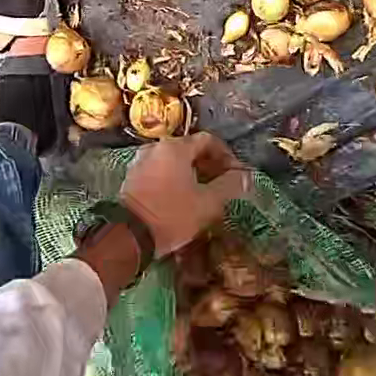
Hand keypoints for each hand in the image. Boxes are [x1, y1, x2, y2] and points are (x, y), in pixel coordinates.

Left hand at [118, 132, 252, 255]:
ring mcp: (141, 161)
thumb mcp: (207, 202)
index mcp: (175, 147)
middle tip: (222, 184)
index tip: (235, 173)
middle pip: (190, 149)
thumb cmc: (171, 215)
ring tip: (204, 193)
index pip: (208, 140)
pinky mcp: (133, 176)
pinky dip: (174, 179)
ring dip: (192, 173)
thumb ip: (229, 186)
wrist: (129, 235)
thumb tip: (246, 176)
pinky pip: (160, 170)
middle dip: (209, 165)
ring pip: (174, 161)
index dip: (226, 155)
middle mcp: (156, 147)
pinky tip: (182, 198)